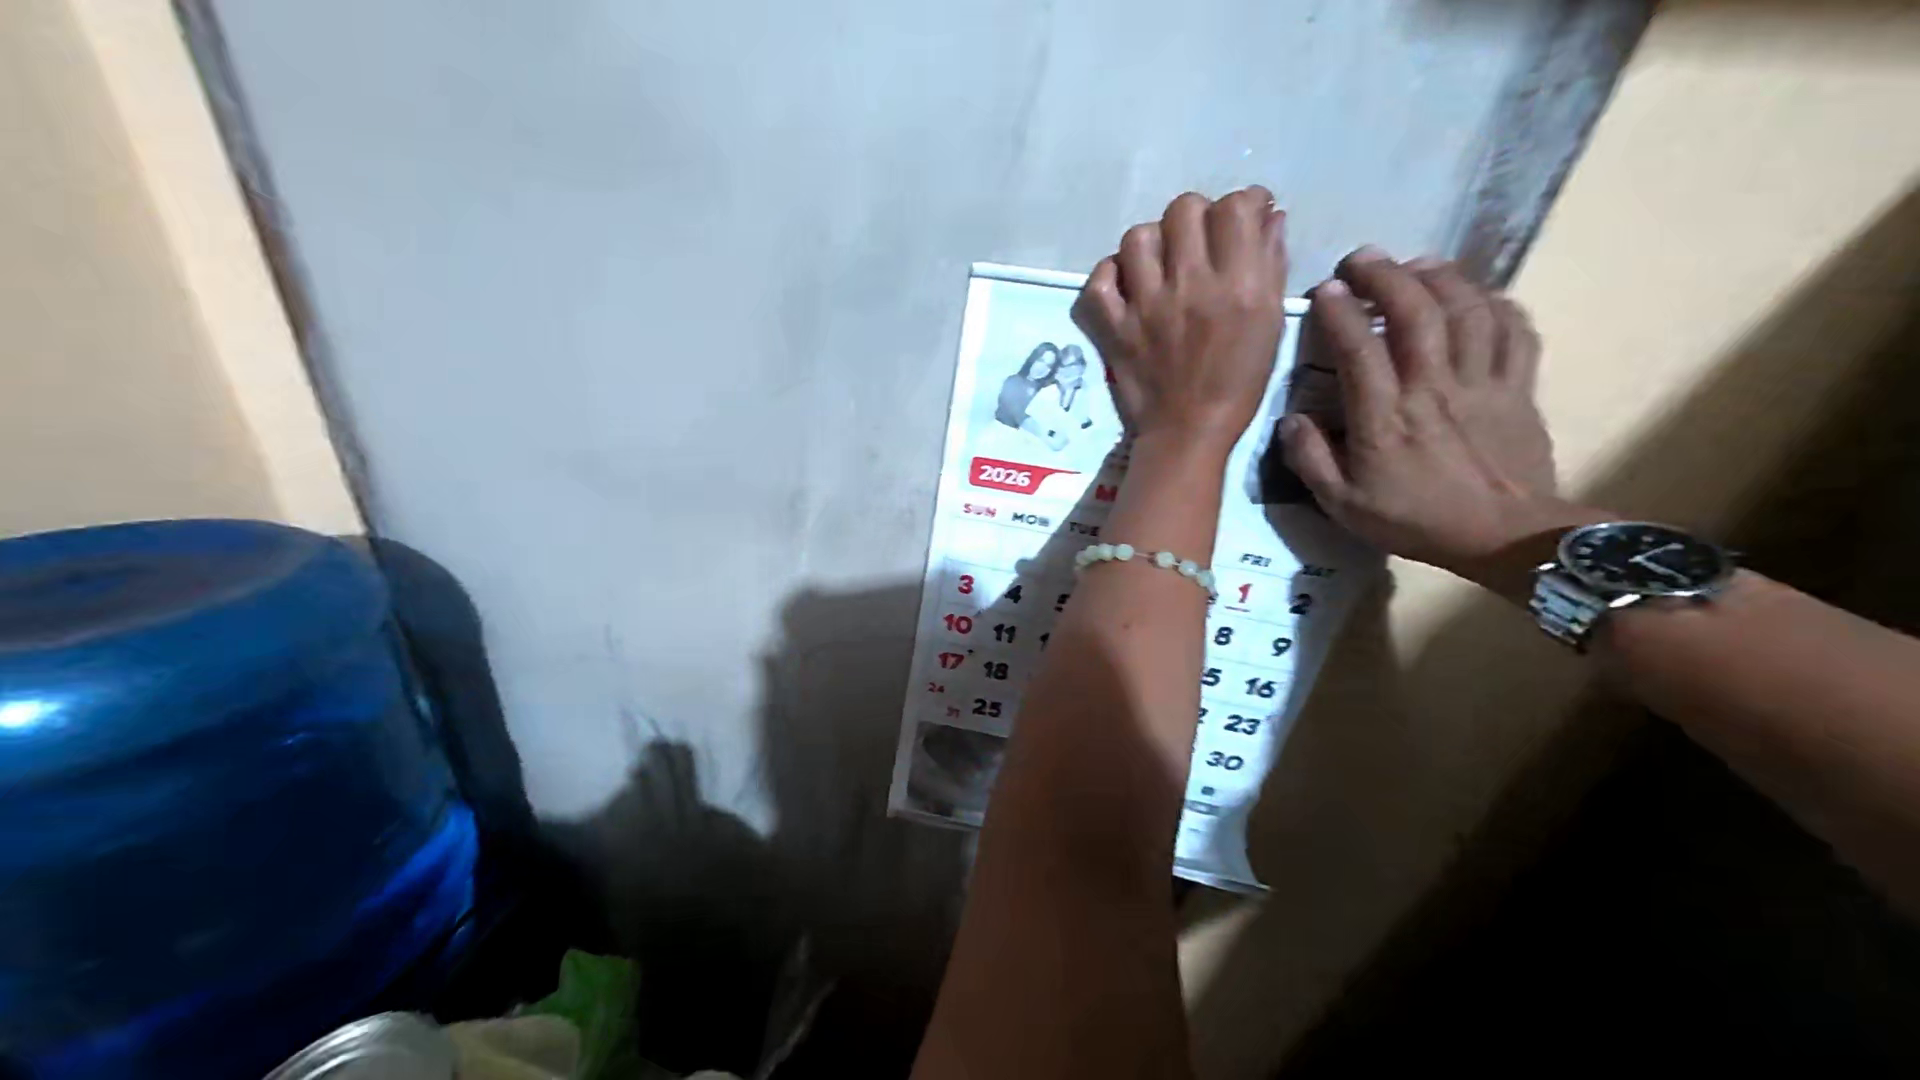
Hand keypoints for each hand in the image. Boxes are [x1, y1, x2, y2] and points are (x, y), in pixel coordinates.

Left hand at [1073, 188, 1289, 456]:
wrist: (1188, 431)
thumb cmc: (1238, 383)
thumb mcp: (1270, 324)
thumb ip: (1271, 266)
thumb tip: (1268, 217)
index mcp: (1238, 285)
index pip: (1235, 207)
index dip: (1244, 203)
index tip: (1243, 219)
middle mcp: (1190, 286)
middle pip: (1183, 209)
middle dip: (1196, 217)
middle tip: (1199, 242)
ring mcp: (1145, 305)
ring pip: (1138, 237)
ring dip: (1152, 242)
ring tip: (1160, 263)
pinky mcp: (1113, 327)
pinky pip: (1099, 281)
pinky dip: (1110, 275)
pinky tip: (1126, 284)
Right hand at [1279, 248, 1603, 588]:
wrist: (1505, 536)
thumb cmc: (1415, 520)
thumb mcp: (1343, 504)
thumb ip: (1311, 460)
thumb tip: (1292, 419)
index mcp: (1386, 417)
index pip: (1360, 349)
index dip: (1340, 312)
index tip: (1324, 290)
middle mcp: (1434, 387)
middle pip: (1416, 313)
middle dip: (1386, 276)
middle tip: (1362, 258)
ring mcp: (1483, 382)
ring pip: (1468, 310)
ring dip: (1440, 278)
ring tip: (1415, 264)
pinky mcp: (1518, 386)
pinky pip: (1514, 330)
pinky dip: (1496, 303)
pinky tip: (1476, 294)